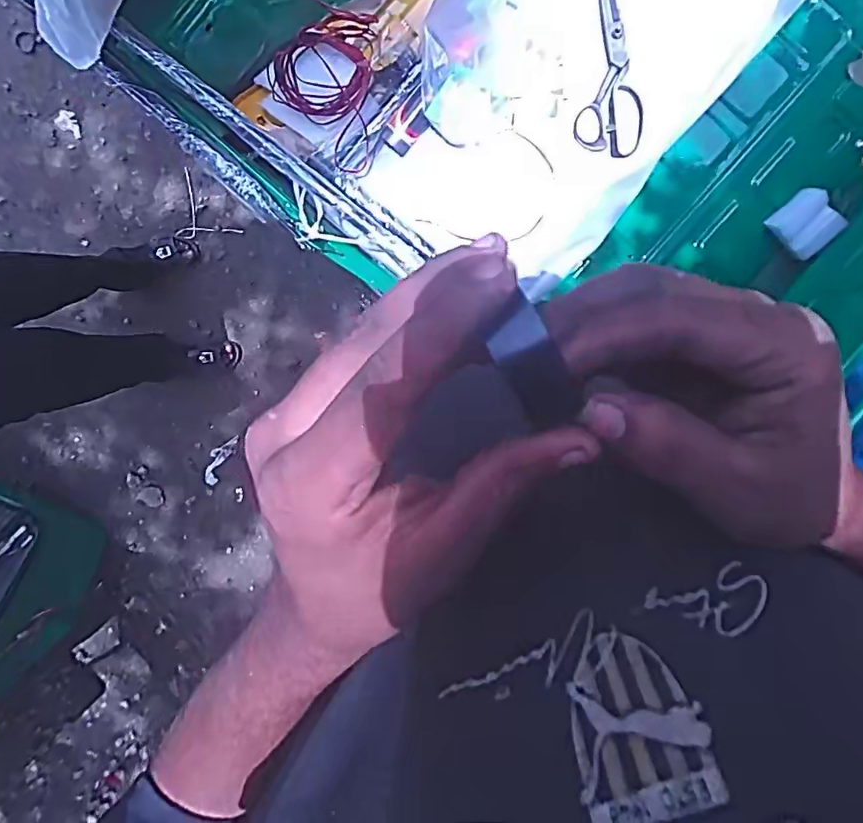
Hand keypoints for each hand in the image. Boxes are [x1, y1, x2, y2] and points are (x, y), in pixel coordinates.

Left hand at [244, 237, 600, 667]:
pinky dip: (406, 313)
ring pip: (358, 331)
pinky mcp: (293, 398)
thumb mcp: (444, 552)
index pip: (385, 382)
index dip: (444, 323)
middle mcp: (283, 429)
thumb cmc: (374, 597)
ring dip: (422, 291)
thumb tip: (582, 433)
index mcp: (314, 477)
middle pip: (366, 339)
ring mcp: (280, 408)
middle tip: (496, 252)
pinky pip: (355, 343)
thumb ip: (502, 483)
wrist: (307, 609)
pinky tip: (444, 289)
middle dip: (436, 289)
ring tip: (478, 258)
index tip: (498, 277)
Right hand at [544, 265, 862, 638]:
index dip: (608, 332)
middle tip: (525, 349)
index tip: (548, 359)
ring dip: (584, 314)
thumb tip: (589, 410)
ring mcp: (729, 310)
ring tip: (535, 347)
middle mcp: (758, 310)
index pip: (680, 317)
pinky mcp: (702, 323)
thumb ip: (671, 448)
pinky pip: (638, 309)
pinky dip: (596, 326)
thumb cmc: (793, 502)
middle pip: (655, 289)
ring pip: (641, 289)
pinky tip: (562, 347)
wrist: (826, 500)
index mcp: (785, 341)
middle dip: (585, 316)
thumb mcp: (740, 494)